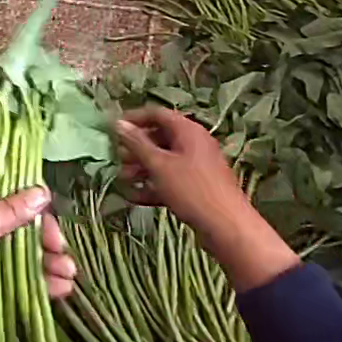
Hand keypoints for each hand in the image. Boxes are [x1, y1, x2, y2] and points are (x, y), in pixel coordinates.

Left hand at [0, 165, 76, 341]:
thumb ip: (7, 213)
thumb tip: (42, 191)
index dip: (24, 186)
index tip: (49, 198)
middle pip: (17, 216)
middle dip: (42, 231)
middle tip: (59, 246)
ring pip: (21, 247)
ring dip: (46, 258)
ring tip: (69, 273)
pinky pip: (18, 275)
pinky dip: (39, 280)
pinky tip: (61, 288)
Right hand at [115, 107, 298, 291]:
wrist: (227, 228)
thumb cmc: (191, 189)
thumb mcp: (159, 164)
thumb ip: (137, 143)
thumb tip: (118, 123)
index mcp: (188, 130)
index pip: (156, 114)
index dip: (134, 118)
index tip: (113, 128)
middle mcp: (193, 143)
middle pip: (159, 137)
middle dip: (135, 148)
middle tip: (117, 157)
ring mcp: (197, 166)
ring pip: (163, 160)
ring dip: (141, 168)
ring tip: (123, 179)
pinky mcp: (197, 186)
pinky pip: (171, 178)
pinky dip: (153, 184)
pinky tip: (135, 196)